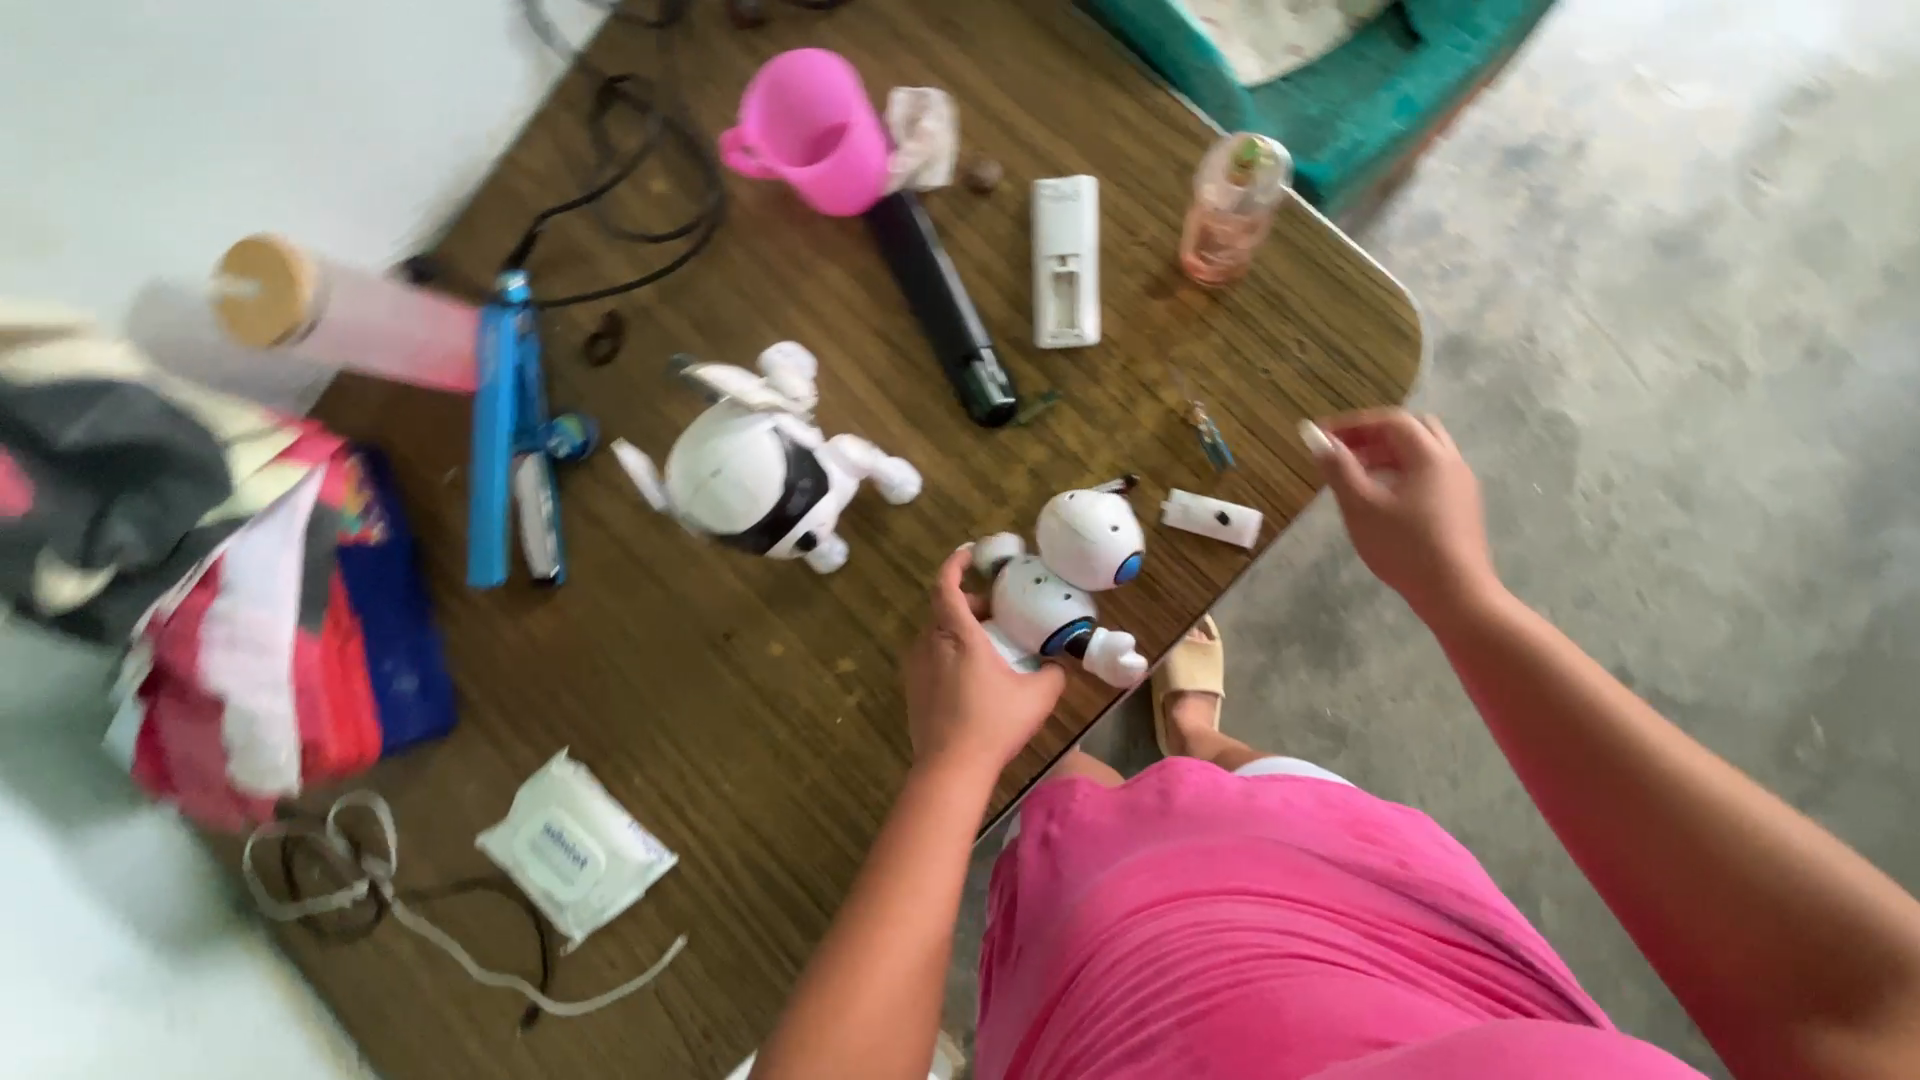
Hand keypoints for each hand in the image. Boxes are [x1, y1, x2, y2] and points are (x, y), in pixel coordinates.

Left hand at [903, 547, 1067, 778]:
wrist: (950, 768)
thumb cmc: (993, 725)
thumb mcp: (1037, 697)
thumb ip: (1053, 674)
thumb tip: (1058, 665)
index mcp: (958, 635)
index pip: (946, 586)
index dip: (955, 564)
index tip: (970, 554)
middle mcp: (931, 643)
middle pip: (943, 608)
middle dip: (969, 602)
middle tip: (996, 612)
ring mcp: (917, 666)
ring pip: (936, 631)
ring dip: (959, 627)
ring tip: (988, 643)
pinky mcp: (913, 687)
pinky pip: (931, 654)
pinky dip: (950, 649)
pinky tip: (972, 673)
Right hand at [1306, 409, 1502, 619]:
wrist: (1455, 592)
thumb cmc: (1403, 547)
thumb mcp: (1360, 506)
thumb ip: (1339, 469)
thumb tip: (1318, 441)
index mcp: (1429, 456)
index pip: (1391, 421)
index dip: (1354, 424)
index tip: (1322, 436)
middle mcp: (1451, 462)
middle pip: (1413, 430)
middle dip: (1374, 434)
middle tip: (1343, 450)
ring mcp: (1461, 484)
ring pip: (1423, 453)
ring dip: (1388, 454)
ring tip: (1356, 474)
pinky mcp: (1462, 506)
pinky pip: (1430, 474)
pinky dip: (1402, 472)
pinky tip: (1382, 498)